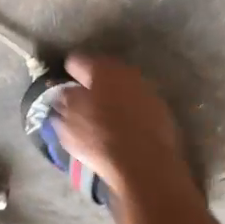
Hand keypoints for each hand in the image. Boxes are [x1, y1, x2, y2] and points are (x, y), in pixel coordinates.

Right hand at [50, 54, 193, 194]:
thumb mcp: (69, 123)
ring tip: (104, 115)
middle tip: (83, 101)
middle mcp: (126, 72)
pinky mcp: (162, 109)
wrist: (145, 163)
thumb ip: (64, 102)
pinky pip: (139, 103)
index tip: (62, 86)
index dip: (67, 73)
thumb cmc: (100, 139)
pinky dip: (130, 110)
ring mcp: (147, 89)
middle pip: (103, 71)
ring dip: (113, 96)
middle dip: (93, 83)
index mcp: (100, 69)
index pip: (76, 60)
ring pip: (123, 87)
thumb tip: (63, 93)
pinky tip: (125, 127)